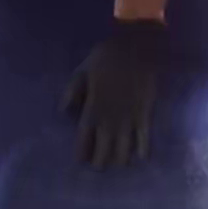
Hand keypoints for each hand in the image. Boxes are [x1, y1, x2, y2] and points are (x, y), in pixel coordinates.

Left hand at [62, 19, 165, 167]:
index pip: (83, 142)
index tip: (81, 160)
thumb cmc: (107, 57)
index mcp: (91, 111)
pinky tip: (140, 158)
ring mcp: (128, 121)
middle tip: (99, 163)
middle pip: (102, 154)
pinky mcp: (144, 116)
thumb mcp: (82, 71)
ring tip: (117, 162)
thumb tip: (62, 112)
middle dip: (100, 163)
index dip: (82, 155)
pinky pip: (144, 140)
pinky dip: (142, 152)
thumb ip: (72, 92)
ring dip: (119, 161)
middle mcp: (108, 121)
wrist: (137, 45)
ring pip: (122, 153)